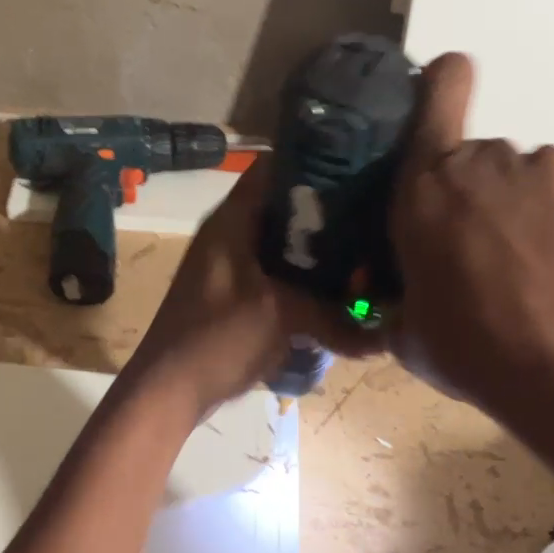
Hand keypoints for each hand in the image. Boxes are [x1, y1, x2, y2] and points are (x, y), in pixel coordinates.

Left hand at [127, 158, 380, 411]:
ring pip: (286, 250)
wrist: (170, 391)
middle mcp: (231, 237)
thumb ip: (333, 318)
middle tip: (379, 218)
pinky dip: (306, 287)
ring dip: (321, 257)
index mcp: (232, 221)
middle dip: (330, 215)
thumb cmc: (217, 339)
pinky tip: (341, 298)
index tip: (363, 166)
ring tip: (370, 256)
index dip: (318, 161)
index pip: (276, 167)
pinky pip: (280, 283)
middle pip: (287, 210)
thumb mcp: (281, 317)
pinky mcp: (238, 302)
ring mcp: (233, 271)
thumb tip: (383, 334)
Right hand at [388, 54, 553, 419]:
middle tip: (497, 260)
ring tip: (549, 277)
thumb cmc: (475, 355)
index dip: (443, 86)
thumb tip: (406, 300)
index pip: (438, 94)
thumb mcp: (411, 336)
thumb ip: (403, 295)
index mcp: (427, 190)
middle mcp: (491, 161)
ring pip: (539, 181)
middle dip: (486, 200)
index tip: (450, 92)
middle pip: (485, 162)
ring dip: (537, 215)